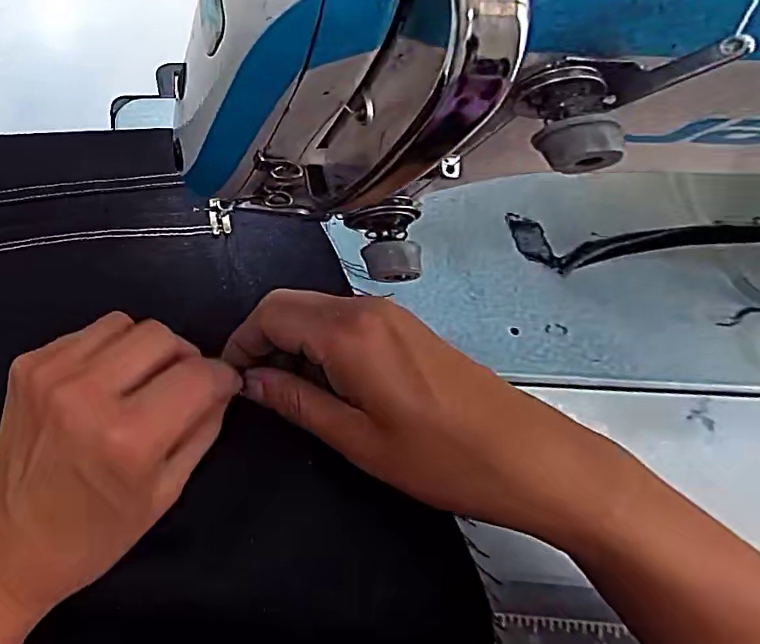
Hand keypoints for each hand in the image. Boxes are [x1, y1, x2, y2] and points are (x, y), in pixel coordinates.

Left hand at [0, 312, 241, 621]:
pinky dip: (107, 350)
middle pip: (162, 335)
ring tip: (137, 381)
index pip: (197, 375)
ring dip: (143, 348)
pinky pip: (89, 333)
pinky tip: (100, 383)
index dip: (220, 376)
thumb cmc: (93, 534)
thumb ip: (203, 429)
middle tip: (180, 383)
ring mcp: (52, 373)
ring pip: (126, 323)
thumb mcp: (165, 493)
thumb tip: (223, 383)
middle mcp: (87, 395)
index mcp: (127, 440)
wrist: (7, 543)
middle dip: (183, 357)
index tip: (222, 383)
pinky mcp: (29, 362)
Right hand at [222, 290, 645, 554]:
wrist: (528, 454)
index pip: (270, 312)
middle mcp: (366, 308)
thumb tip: (252, 382)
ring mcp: (388, 312)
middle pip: (289, 302)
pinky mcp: (402, 324)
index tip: (231, 377)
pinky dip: (319, 340)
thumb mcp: (358, 440)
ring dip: (290, 339)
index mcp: (349, 332)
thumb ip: (297, 401)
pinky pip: (341, 318)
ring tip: (289, 390)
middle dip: (261, 337)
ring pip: (314, 308)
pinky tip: (326, 380)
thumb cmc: (444, 456)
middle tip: (255, 386)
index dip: (241, 340)